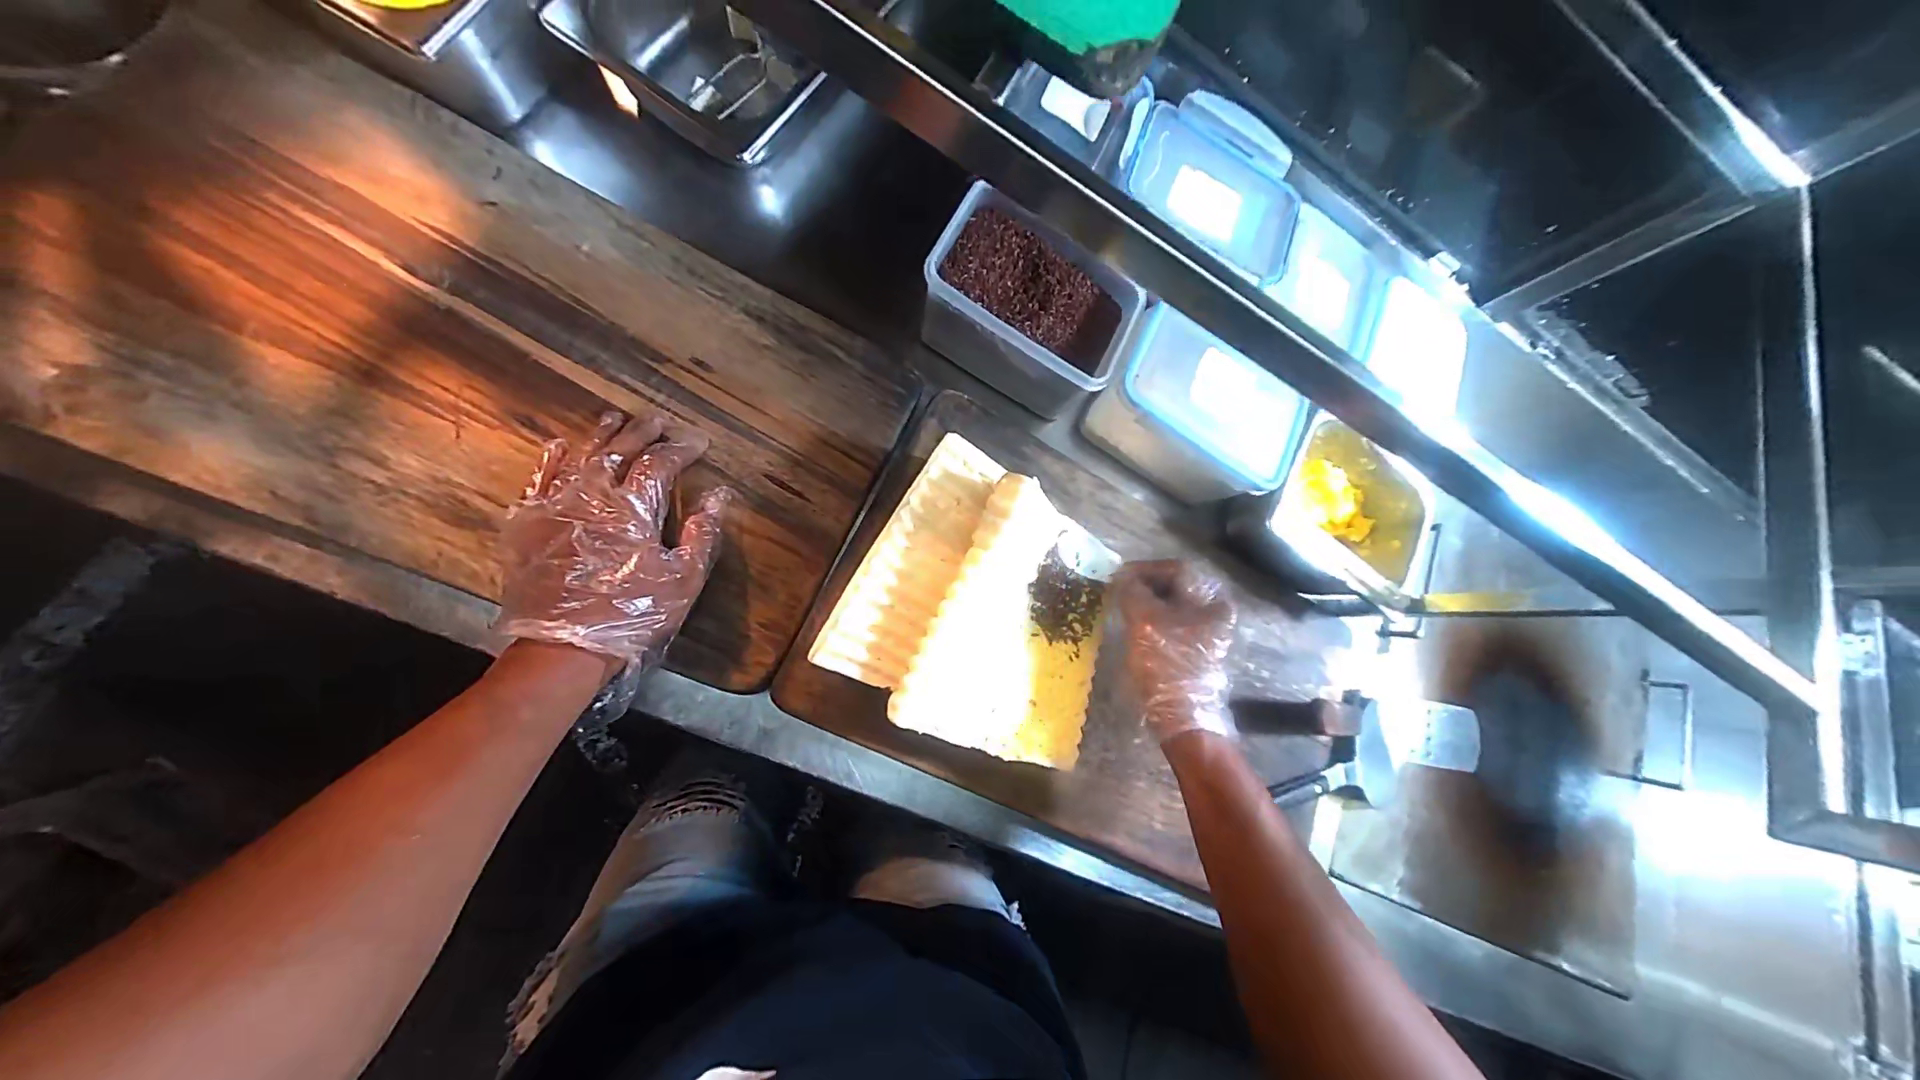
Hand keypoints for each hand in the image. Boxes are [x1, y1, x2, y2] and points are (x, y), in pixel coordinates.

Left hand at [494, 410, 732, 671]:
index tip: (699, 441)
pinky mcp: (528, 524)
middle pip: (620, 451)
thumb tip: (719, 496)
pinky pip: (539, 481)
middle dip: (643, 431)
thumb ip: (702, 535)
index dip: (681, 449)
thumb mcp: (683, 580)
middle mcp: (593, 497)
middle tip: (659, 419)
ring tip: (615, 417)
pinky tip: (560, 445)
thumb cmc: (631, 616)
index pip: (660, 465)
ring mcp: (556, 507)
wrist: (563, 649)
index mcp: (633, 511)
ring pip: (581, 458)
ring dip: (601, 435)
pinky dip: (551, 460)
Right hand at [1113, 559, 1236, 743]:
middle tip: (1117, 589)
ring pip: (1172, 604)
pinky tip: (1134, 623)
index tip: (1118, 576)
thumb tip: (1123, 577)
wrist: (1182, 717)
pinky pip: (1172, 621)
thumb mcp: (1144, 621)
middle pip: (1175, 585)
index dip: (1144, 568)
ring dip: (1146, 601)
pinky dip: (1152, 617)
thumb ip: (1132, 591)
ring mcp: (1207, 631)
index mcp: (1212, 601)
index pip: (1176, 569)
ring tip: (1121, 605)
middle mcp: (1215, 612)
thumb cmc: (1166, 665)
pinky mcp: (1195, 647)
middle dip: (1144, 584)